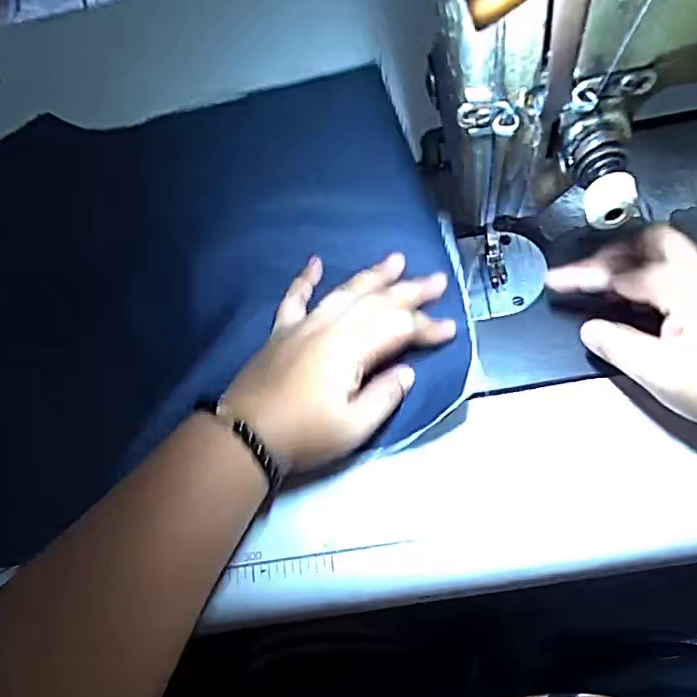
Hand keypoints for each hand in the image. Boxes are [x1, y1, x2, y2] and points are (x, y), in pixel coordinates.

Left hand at [222, 253, 455, 471]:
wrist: (245, 436)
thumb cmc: (304, 436)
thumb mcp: (354, 426)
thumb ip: (384, 396)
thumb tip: (406, 372)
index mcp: (348, 349)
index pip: (396, 329)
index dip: (426, 327)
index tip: (450, 328)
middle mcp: (327, 327)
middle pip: (375, 301)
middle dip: (410, 291)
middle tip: (437, 280)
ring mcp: (301, 326)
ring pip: (342, 292)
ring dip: (372, 275)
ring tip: (396, 260)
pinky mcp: (280, 333)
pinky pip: (295, 298)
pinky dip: (306, 279)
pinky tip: (315, 263)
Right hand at [544, 224, 696, 438]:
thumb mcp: (657, 370)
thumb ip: (618, 345)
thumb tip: (590, 329)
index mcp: (682, 285)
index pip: (624, 271)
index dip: (585, 275)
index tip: (555, 281)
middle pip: (652, 242)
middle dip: (615, 253)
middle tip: (589, 273)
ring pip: (669, 255)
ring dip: (636, 263)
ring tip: (611, 283)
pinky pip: (679, 273)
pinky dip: (652, 277)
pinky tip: (644, 301)